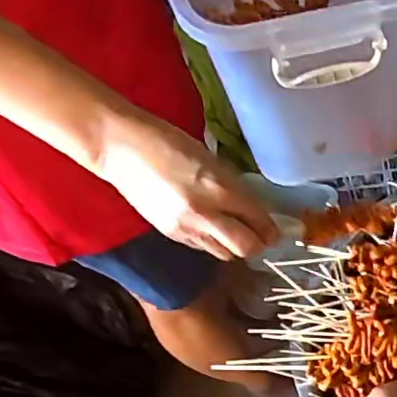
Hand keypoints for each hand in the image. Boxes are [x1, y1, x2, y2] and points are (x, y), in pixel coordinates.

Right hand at [97, 115, 278, 259]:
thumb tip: (255, 207)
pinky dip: (214, 243)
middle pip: (246, 248)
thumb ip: (232, 185)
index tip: (277, 232)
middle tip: (260, 237)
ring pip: (225, 254)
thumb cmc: (166, 142)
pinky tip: (210, 229)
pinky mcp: (172, 236)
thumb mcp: (208, 158)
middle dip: (257, 244)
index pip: (257, 220)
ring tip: (235, 232)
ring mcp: (187, 228)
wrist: (119, 148)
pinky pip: (204, 248)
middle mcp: (206, 214)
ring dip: (235, 247)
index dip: (271, 229)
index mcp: (218, 188)